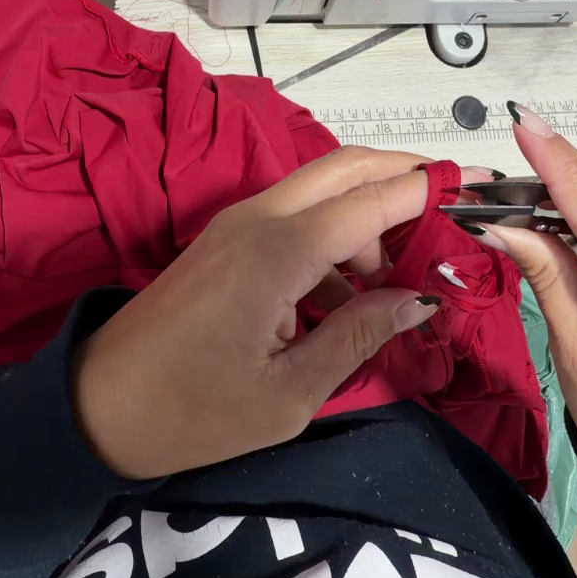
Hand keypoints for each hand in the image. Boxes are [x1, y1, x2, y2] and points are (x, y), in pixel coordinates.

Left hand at [73, 147, 485, 479]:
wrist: (98, 404)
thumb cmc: (194, 411)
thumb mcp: (290, 392)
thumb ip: (360, 335)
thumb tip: (420, 298)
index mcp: (279, 251)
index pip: (373, 198)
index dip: (429, 188)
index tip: (477, 184)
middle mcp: (261, 216)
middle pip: (347, 166)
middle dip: (404, 174)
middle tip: (451, 203)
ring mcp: (240, 220)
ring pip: (322, 185)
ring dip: (367, 211)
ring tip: (395, 278)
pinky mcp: (229, 235)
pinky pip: (296, 212)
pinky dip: (334, 232)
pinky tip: (345, 292)